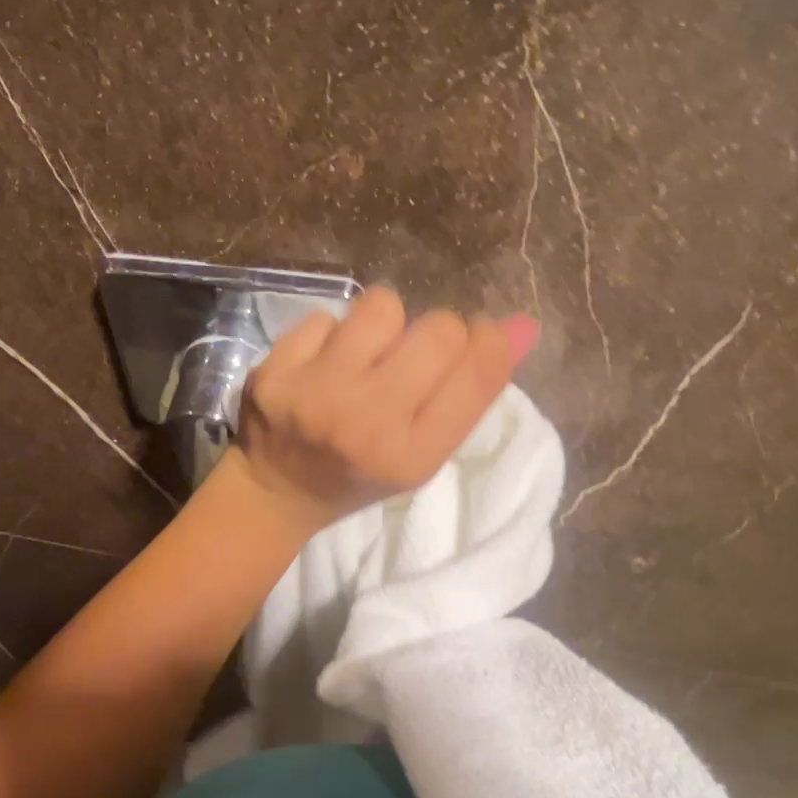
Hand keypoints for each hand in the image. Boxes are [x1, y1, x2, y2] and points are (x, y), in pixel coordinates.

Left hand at [231, 287, 539, 531]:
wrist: (274, 492)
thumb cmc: (360, 474)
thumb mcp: (423, 451)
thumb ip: (471, 391)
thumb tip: (524, 324)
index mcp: (412, 456)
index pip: (480, 371)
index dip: (487, 342)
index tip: (473, 341)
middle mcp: (366, 423)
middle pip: (438, 329)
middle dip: (438, 332)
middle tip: (413, 355)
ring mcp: (314, 395)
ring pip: (382, 305)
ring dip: (382, 324)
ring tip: (366, 356)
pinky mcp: (273, 371)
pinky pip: (326, 316)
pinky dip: (331, 335)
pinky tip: (320, 366)